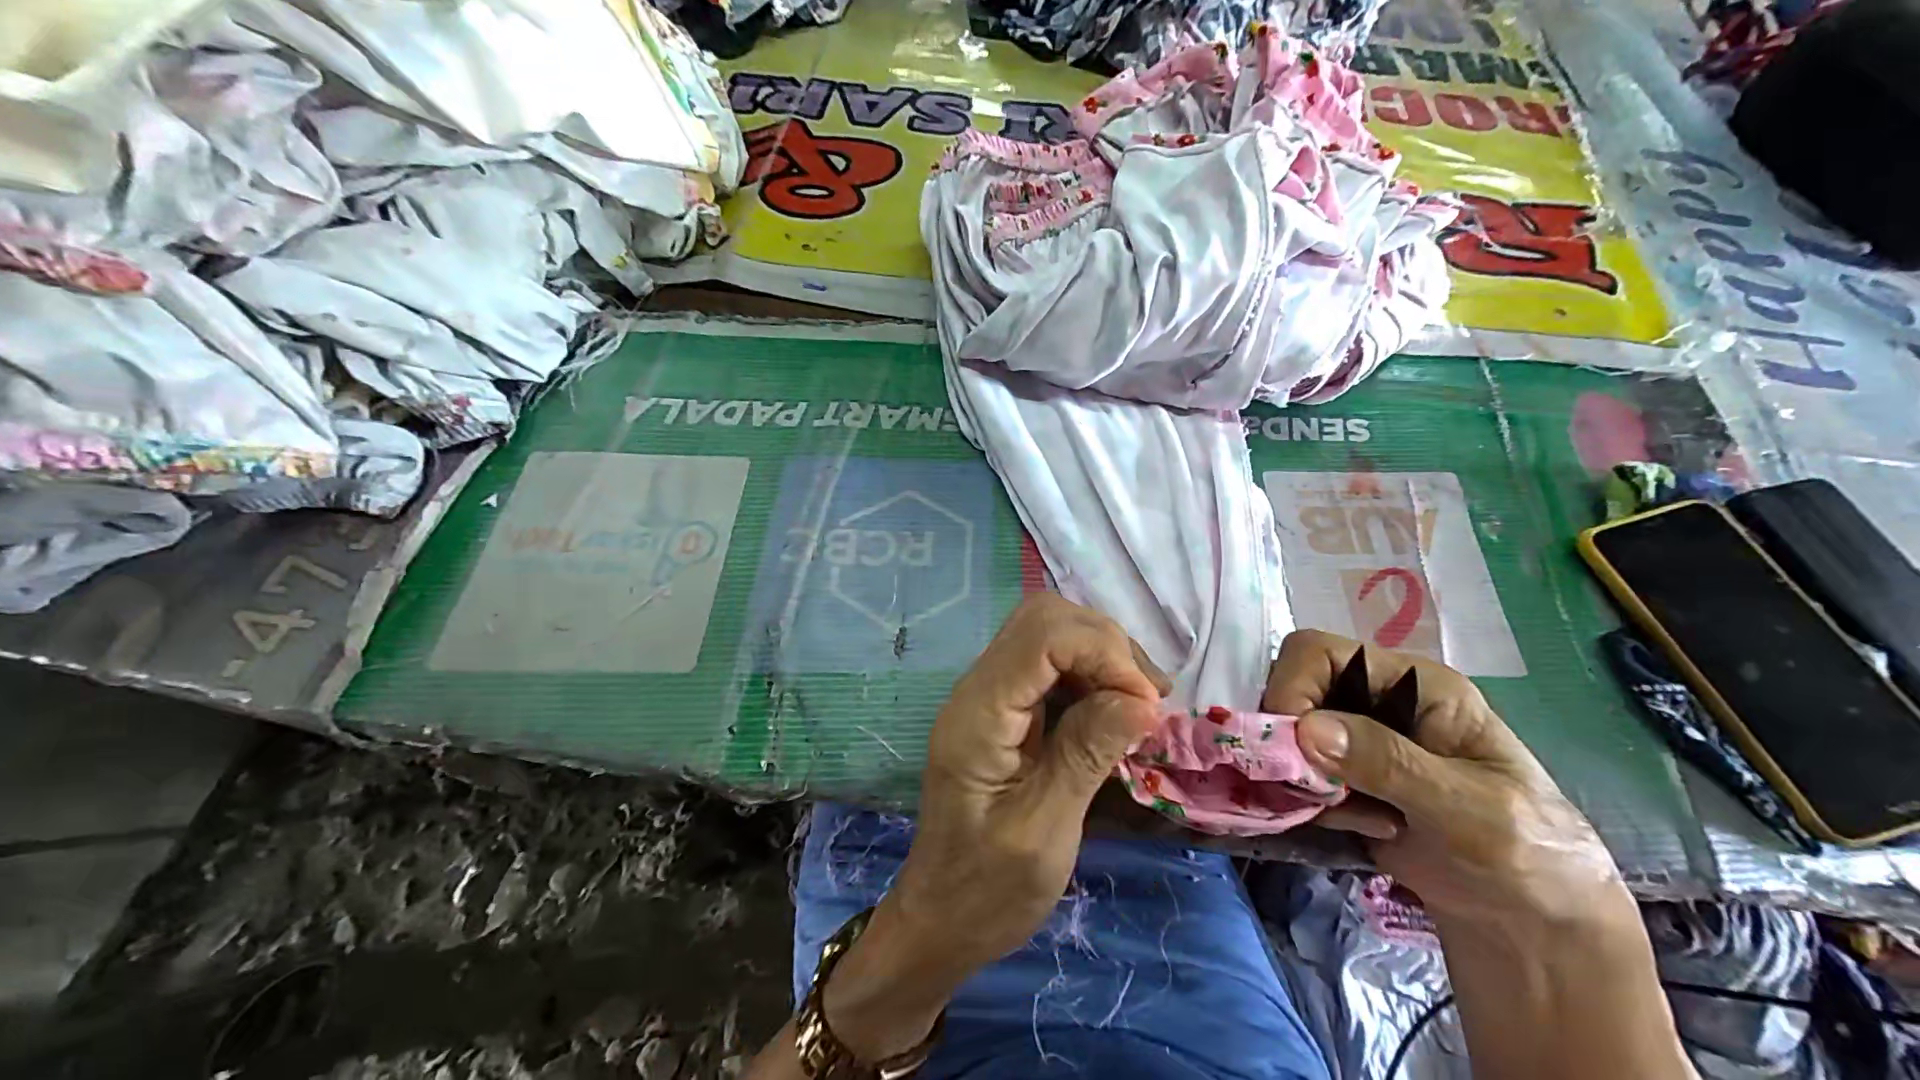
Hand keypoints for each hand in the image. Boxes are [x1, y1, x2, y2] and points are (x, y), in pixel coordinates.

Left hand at [823, 595, 1168, 1056]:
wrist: (942, 918)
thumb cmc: (987, 890)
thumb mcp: (1043, 832)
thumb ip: (1086, 756)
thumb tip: (1142, 700)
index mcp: (978, 716)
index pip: (1042, 636)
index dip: (1105, 652)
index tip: (1147, 705)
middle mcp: (978, 690)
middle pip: (1043, 619)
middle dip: (1106, 645)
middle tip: (1147, 702)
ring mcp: (989, 697)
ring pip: (1050, 634)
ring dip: (1103, 657)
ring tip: (1140, 708)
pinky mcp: (1005, 711)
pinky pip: (1051, 666)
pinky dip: (1091, 676)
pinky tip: (1116, 713)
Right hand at [1265, 630, 1632, 934]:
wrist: (1539, 926)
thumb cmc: (1530, 855)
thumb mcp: (1470, 809)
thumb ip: (1389, 763)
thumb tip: (1306, 729)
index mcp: (1415, 685)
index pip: (1321, 653)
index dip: (1292, 687)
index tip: (1290, 746)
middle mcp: (1377, 702)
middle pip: (1292, 690)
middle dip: (1290, 741)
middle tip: (1316, 791)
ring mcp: (1354, 743)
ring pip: (1285, 736)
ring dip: (1300, 779)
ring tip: (1350, 817)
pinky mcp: (1340, 780)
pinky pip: (1292, 776)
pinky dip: (1303, 803)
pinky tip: (1352, 828)